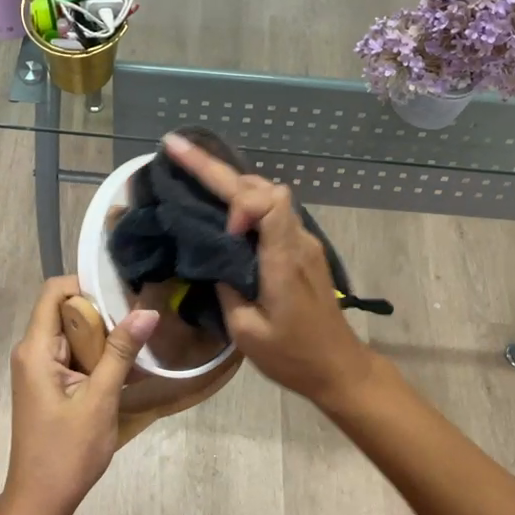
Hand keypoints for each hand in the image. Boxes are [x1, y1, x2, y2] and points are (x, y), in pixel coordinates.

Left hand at [3, 276, 157, 514]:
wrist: (40, 501)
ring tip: (140, 346)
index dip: (86, 285)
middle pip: (67, 311)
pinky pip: (73, 356)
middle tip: (140, 323)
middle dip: (103, 314)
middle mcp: (32, 351)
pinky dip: (98, 359)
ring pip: (73, 334)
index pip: (54, 292)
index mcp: (36, 349)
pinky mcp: (48, 384)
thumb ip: (121, 353)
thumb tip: (147, 312)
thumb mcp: (100, 400)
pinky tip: (127, 371)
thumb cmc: (67, 452)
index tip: (122, 296)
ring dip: (104, 339)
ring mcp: (39, 368)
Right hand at [163, 132, 376, 407]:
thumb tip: (211, 258)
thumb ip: (226, 288)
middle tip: (175, 148)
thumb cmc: (293, 356)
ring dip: (229, 178)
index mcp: (284, 260)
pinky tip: (219, 198)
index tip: (226, 230)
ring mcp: (301, 240)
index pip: (270, 203)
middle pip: (261, 187)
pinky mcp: (299, 247)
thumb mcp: (248, 332)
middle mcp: (296, 240)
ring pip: (267, 192)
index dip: (242, 203)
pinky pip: (270, 209)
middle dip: (215, 167)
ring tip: (191, 166)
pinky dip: (242, 196)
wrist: (339, 367)